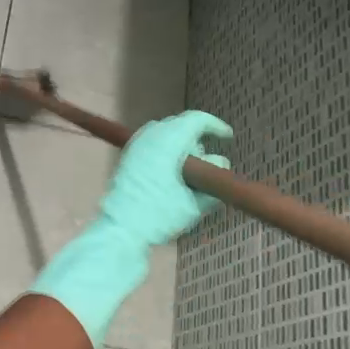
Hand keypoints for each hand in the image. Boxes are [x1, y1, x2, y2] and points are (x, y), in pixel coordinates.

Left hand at [98, 111, 233, 245]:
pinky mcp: (128, 156)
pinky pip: (153, 142)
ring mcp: (135, 144)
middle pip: (180, 125)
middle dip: (197, 139)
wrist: (121, 228)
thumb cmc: (160, 214)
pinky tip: (172, 173)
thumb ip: (213, 176)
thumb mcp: (196, 200)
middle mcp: (150, 136)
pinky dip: (167, 150)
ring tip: (189, 172)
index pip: (196, 120)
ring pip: (165, 133)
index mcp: (167, 141)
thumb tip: (221, 162)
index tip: (228, 138)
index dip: (215, 126)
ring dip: (181, 145)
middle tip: (206, 164)